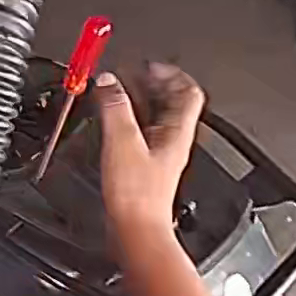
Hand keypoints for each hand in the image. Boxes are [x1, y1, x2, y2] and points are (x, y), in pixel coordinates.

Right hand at [94, 62, 204, 245]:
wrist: (135, 230)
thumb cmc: (137, 196)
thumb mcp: (123, 142)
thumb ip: (114, 108)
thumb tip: (107, 82)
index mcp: (176, 133)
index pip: (187, 92)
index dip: (171, 74)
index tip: (150, 66)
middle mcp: (172, 143)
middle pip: (172, 104)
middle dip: (153, 84)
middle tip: (133, 74)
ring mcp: (159, 156)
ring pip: (157, 119)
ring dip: (140, 102)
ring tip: (120, 93)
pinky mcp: (144, 168)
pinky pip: (142, 136)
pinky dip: (129, 122)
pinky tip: (114, 124)